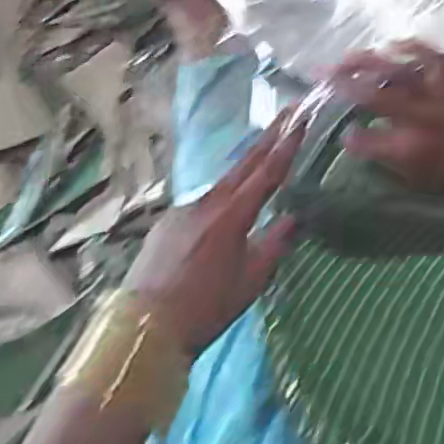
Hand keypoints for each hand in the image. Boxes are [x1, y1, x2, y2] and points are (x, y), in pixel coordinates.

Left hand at [123, 116, 299, 355]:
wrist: (142, 331)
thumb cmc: (206, 307)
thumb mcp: (251, 280)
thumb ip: (275, 243)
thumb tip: (294, 218)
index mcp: (232, 215)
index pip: (268, 172)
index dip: (287, 145)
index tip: (301, 119)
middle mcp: (207, 203)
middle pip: (245, 163)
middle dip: (269, 136)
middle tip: (289, 112)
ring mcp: (183, 211)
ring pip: (224, 183)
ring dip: (247, 166)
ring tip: (265, 153)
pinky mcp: (167, 224)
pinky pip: (203, 202)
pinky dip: (223, 195)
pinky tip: (226, 206)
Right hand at [327, 42, 443, 195]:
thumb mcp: (417, 179)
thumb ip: (384, 159)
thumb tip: (353, 139)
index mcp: (410, 149)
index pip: (368, 141)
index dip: (351, 137)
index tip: (340, 134)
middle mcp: (420, 119)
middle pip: (375, 96)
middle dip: (344, 83)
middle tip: (321, 75)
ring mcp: (436, 97)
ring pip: (398, 72)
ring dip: (369, 62)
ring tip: (347, 57)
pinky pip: (432, 59)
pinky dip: (414, 48)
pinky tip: (394, 43)